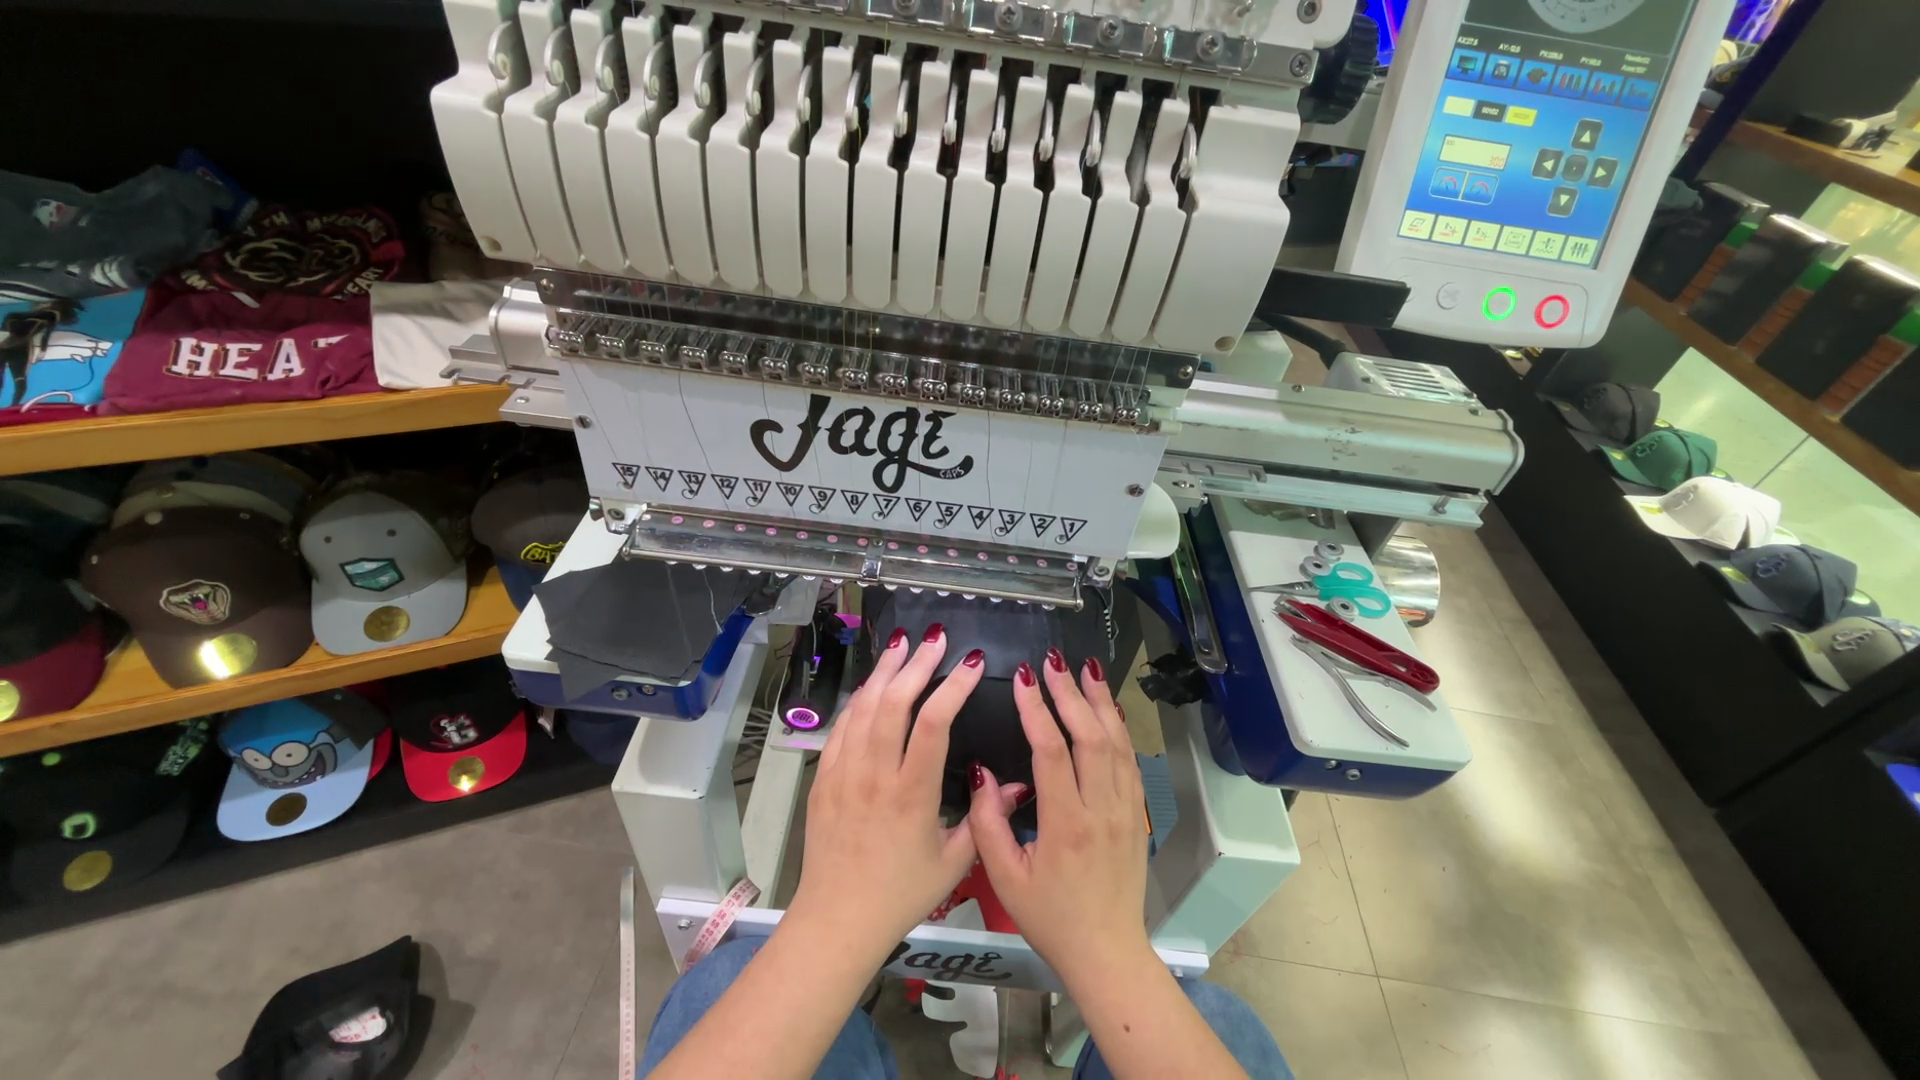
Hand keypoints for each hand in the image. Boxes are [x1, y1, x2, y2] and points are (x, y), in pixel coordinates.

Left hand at [786, 624, 986, 957]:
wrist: (837, 918)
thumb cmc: (901, 894)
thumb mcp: (955, 863)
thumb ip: (985, 819)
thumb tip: (1017, 783)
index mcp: (911, 793)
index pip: (934, 722)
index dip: (954, 686)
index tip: (973, 663)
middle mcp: (875, 774)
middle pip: (894, 702)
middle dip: (917, 664)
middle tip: (936, 639)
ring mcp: (843, 773)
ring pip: (863, 708)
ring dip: (884, 672)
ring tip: (902, 645)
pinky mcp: (823, 778)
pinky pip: (840, 728)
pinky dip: (858, 701)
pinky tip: (871, 687)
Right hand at [967, 649, 1151, 986]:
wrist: (1107, 950)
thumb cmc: (1050, 917)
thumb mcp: (1005, 879)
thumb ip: (988, 823)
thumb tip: (980, 772)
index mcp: (1066, 824)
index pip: (1052, 751)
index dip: (1036, 709)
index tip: (1023, 678)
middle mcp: (1102, 810)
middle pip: (1091, 737)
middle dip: (1070, 693)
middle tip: (1052, 660)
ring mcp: (1126, 810)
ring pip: (1117, 743)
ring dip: (1101, 702)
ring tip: (1086, 668)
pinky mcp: (1137, 815)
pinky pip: (1129, 761)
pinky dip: (1118, 728)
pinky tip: (1108, 709)